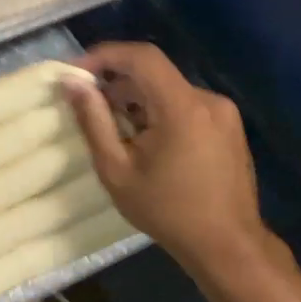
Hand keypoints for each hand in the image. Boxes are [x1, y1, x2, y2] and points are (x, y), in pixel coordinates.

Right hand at [63, 42, 269, 269]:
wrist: (227, 246)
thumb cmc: (166, 211)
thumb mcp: (116, 169)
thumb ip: (93, 121)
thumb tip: (72, 84)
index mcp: (182, 107)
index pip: (141, 57)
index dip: (104, 55)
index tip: (76, 73)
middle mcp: (207, 100)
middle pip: (154, 74)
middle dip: (116, 83)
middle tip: (88, 108)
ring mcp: (223, 113)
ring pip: (168, 90)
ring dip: (137, 101)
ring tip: (115, 132)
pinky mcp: (228, 127)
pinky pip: (185, 106)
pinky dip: (158, 113)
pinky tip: (145, 144)